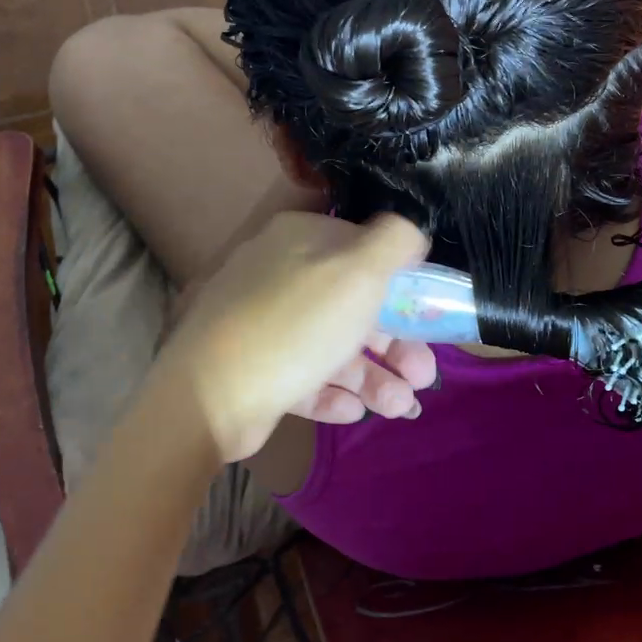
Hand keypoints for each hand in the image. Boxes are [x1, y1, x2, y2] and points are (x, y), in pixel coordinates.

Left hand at [155, 212, 432, 461]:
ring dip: (373, 377)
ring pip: (333, 347)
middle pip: (354, 307)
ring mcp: (263, 324)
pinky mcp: (255, 369)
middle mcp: (280, 275)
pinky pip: (304, 378)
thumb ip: (395, 240)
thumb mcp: (359, 271)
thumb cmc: (296, 325)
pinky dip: (332, 394)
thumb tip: (411, 230)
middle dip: (397, 345)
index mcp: (302, 240)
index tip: (431, 319)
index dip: (403, 286)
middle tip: (425, 379)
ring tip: (399, 408)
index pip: (364, 252)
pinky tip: (353, 411)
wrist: (211, 394)